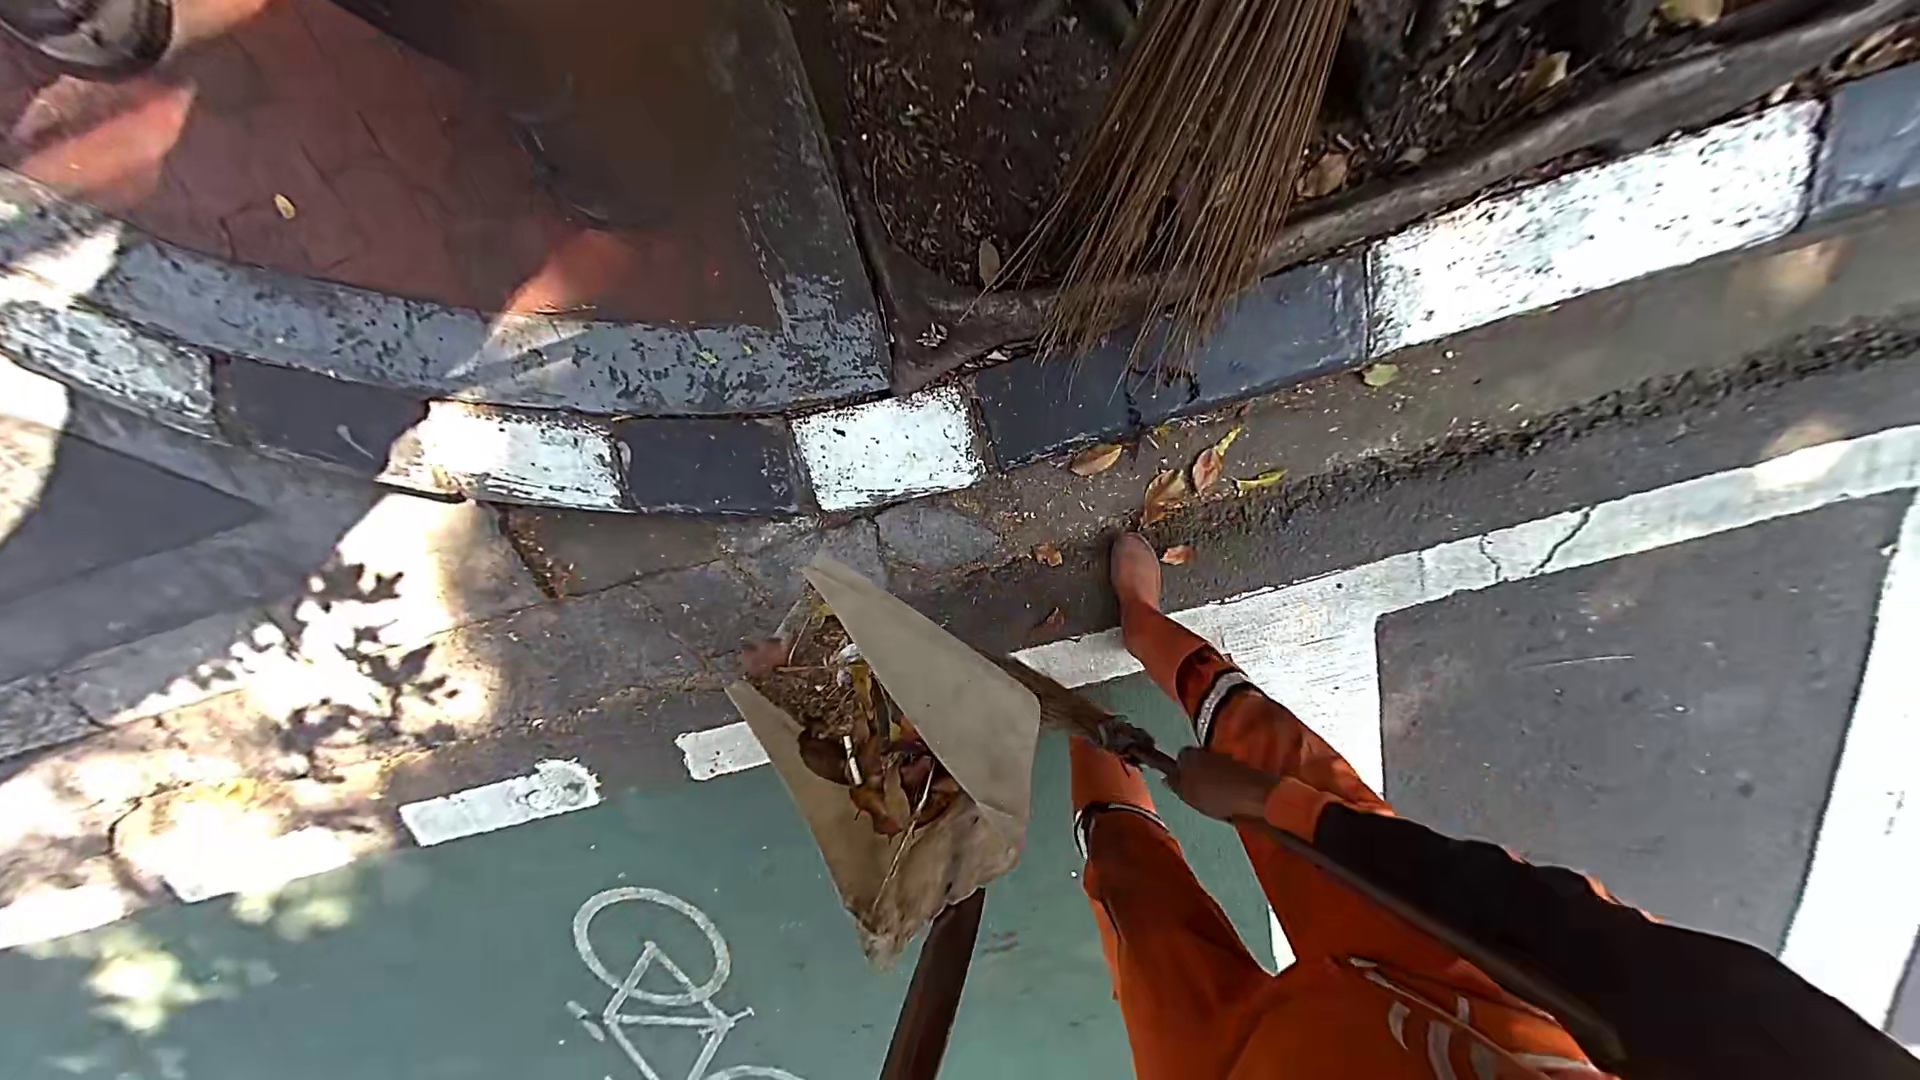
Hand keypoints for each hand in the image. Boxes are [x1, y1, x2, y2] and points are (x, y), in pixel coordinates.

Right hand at [1168, 748, 1278, 821]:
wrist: (1252, 795)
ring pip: (1213, 771)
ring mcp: (1225, 758)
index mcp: (1187, 753)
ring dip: (1213, 783)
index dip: (1180, 775)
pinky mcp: (1241, 769)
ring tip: (1216, 804)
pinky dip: (1227, 788)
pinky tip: (1230, 803)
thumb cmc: (1214, 794)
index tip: (1183, 789)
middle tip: (1198, 798)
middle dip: (1197, 778)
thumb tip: (1166, 779)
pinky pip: (1228, 779)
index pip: (1178, 760)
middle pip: (1197, 764)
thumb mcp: (1186, 794)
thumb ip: (1174, 785)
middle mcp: (1205, 750)